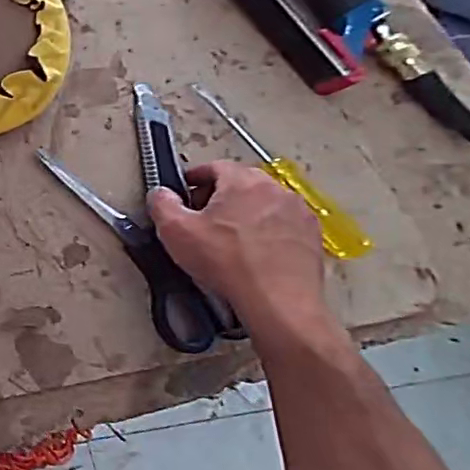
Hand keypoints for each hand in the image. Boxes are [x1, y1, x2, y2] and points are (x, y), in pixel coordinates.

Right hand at [147, 161, 337, 348]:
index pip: (214, 167)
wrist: (277, 302)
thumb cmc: (233, 266)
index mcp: (241, 181)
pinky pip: (282, 225)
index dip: (195, 178)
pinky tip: (253, 255)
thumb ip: (162, 205)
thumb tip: (160, 195)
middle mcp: (273, 189)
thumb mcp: (176, 232)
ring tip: (229, 242)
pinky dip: (267, 234)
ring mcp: (295, 212)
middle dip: (219, 197)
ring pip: (262, 204)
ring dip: (245, 215)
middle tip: (203, 219)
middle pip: (239, 183)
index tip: (187, 190)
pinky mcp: (310, 236)